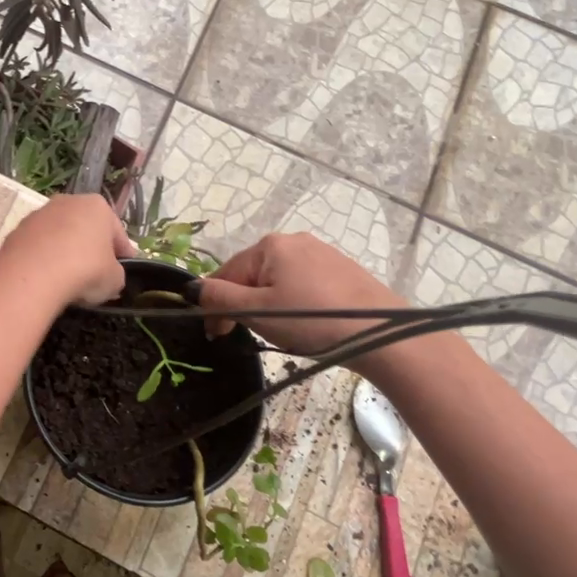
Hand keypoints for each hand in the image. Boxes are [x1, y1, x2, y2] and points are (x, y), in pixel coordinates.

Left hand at [0, 194, 135, 305]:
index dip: (123, 255)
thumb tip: (110, 276)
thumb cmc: (84, 270)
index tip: (122, 272)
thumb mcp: (114, 279)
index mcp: (98, 206)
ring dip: (64, 253)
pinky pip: (38, 247)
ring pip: (59, 236)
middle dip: (90, 249)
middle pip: (86, 229)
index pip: (117, 233)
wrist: (32, 275)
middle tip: (95, 277)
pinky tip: (46, 278)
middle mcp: (67, 201)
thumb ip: (116, 274)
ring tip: (67, 280)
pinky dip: (43, 259)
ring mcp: (39, 214)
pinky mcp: (17, 230)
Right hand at [196, 232, 403, 354]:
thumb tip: (191, 289)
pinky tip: (308, 323)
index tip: (216, 335)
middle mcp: (294, 240)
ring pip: (278, 280)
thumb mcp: (259, 312)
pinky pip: (303, 284)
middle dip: (244, 304)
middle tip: (250, 335)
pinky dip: (295, 303)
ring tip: (283, 332)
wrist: (385, 335)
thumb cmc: (314, 321)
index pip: (226, 274)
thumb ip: (219, 299)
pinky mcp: (343, 270)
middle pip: (252, 274)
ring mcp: (322, 253)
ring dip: (269, 304)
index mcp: (269, 245)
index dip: (215, 305)